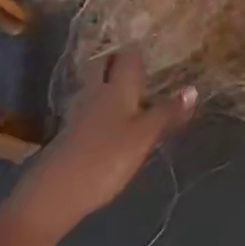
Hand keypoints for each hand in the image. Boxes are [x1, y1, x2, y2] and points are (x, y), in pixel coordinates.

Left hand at [5, 52, 195, 232]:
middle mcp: (96, 94)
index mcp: (117, 88)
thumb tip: (193, 88)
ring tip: (137, 96)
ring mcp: (80, 115)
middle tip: (145, 70)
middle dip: (121, 65)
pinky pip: (93, 111)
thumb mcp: (144, 136)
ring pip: (99, 90)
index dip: (141, 51)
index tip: (157, 49)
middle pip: (107, 68)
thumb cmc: (104, 158)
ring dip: (114, 88)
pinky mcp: (71, 137)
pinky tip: (117, 126)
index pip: (128, 57)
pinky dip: (106, 111)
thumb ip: (167, 113)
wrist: (51, 196)